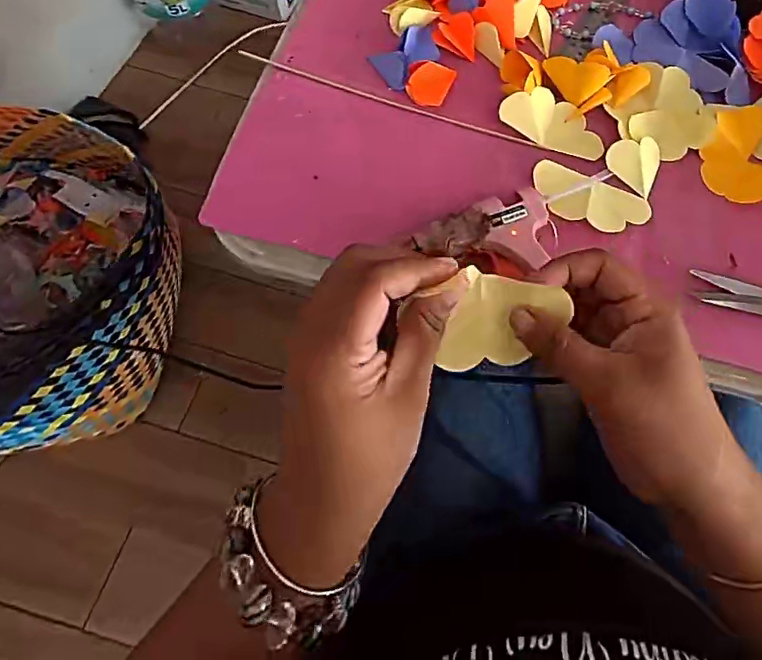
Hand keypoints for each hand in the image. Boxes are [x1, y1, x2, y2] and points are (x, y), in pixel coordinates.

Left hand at [259, 245, 463, 588]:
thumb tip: (451, 283)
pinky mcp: (309, 338)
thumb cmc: (371, 458)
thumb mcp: (409, 394)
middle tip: (443, 275)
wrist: (318, 503)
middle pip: (355, 262)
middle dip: (402, 258)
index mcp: (335, 345)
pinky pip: (340, 290)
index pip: (375, 278)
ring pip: (346, 271)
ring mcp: (304, 330)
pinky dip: (372, 284)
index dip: (418, 266)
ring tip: (428, 285)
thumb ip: (427, 330)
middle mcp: (311, 327)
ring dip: (387, 268)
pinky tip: (401, 302)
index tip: (456, 270)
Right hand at [511, 250, 749, 515]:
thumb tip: (516, 312)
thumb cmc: (661, 424)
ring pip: (575, 317)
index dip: (563, 269)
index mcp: (644, 306)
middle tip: (510, 311)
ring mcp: (618, 344)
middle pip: (584, 288)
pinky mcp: (605, 370)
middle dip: (548, 294)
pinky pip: (573, 345)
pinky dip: (550, 345)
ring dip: (545, 320)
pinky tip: (524, 351)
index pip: (600, 266)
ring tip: (510, 330)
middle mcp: (630, 317)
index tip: (528, 291)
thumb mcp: (607, 381)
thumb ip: (560, 345)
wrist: (693, 487)